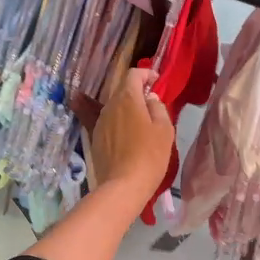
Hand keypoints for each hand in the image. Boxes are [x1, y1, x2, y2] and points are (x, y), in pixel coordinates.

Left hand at [91, 68, 174, 196]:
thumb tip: (149, 99)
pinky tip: (128, 138)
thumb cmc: (149, 155)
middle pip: (122, 90)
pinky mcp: (95, 139)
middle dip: (137, 92)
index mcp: (127, 98)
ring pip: (114, 108)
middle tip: (152, 105)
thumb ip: (158, 107)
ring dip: (127, 109)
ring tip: (141, 124)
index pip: (133, 74)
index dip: (146, 74)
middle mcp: (109, 106)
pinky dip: (119, 124)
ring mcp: (99, 122)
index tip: (157, 83)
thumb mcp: (164, 129)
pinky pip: (109, 123)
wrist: (123, 186)